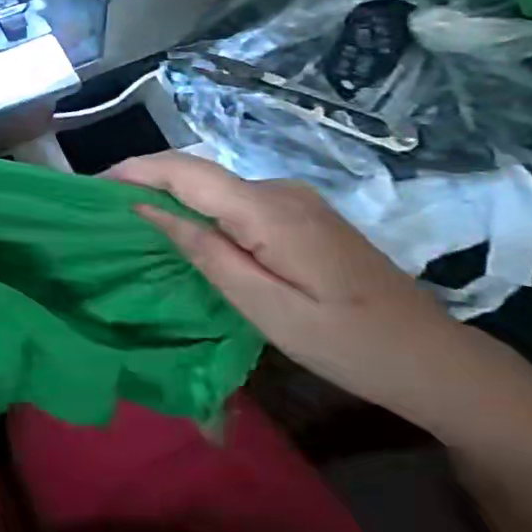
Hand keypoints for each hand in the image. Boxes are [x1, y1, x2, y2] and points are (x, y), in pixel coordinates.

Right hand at [110, 151, 481, 422]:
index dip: (134, 170)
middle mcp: (280, 189)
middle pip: (196, 170)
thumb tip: (146, 209)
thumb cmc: (349, 344)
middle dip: (145, 178)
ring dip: (170, 189)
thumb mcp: (266, 308)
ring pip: (213, 181)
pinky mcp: (301, 211)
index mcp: (270, 211)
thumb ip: (204, 251)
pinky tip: (183, 224)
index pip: (185, 171)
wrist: (439, 361)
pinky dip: (198, 201)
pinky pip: (234, 195)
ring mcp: (294, 197)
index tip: (92, 185)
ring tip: (132, 214)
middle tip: (104, 205)